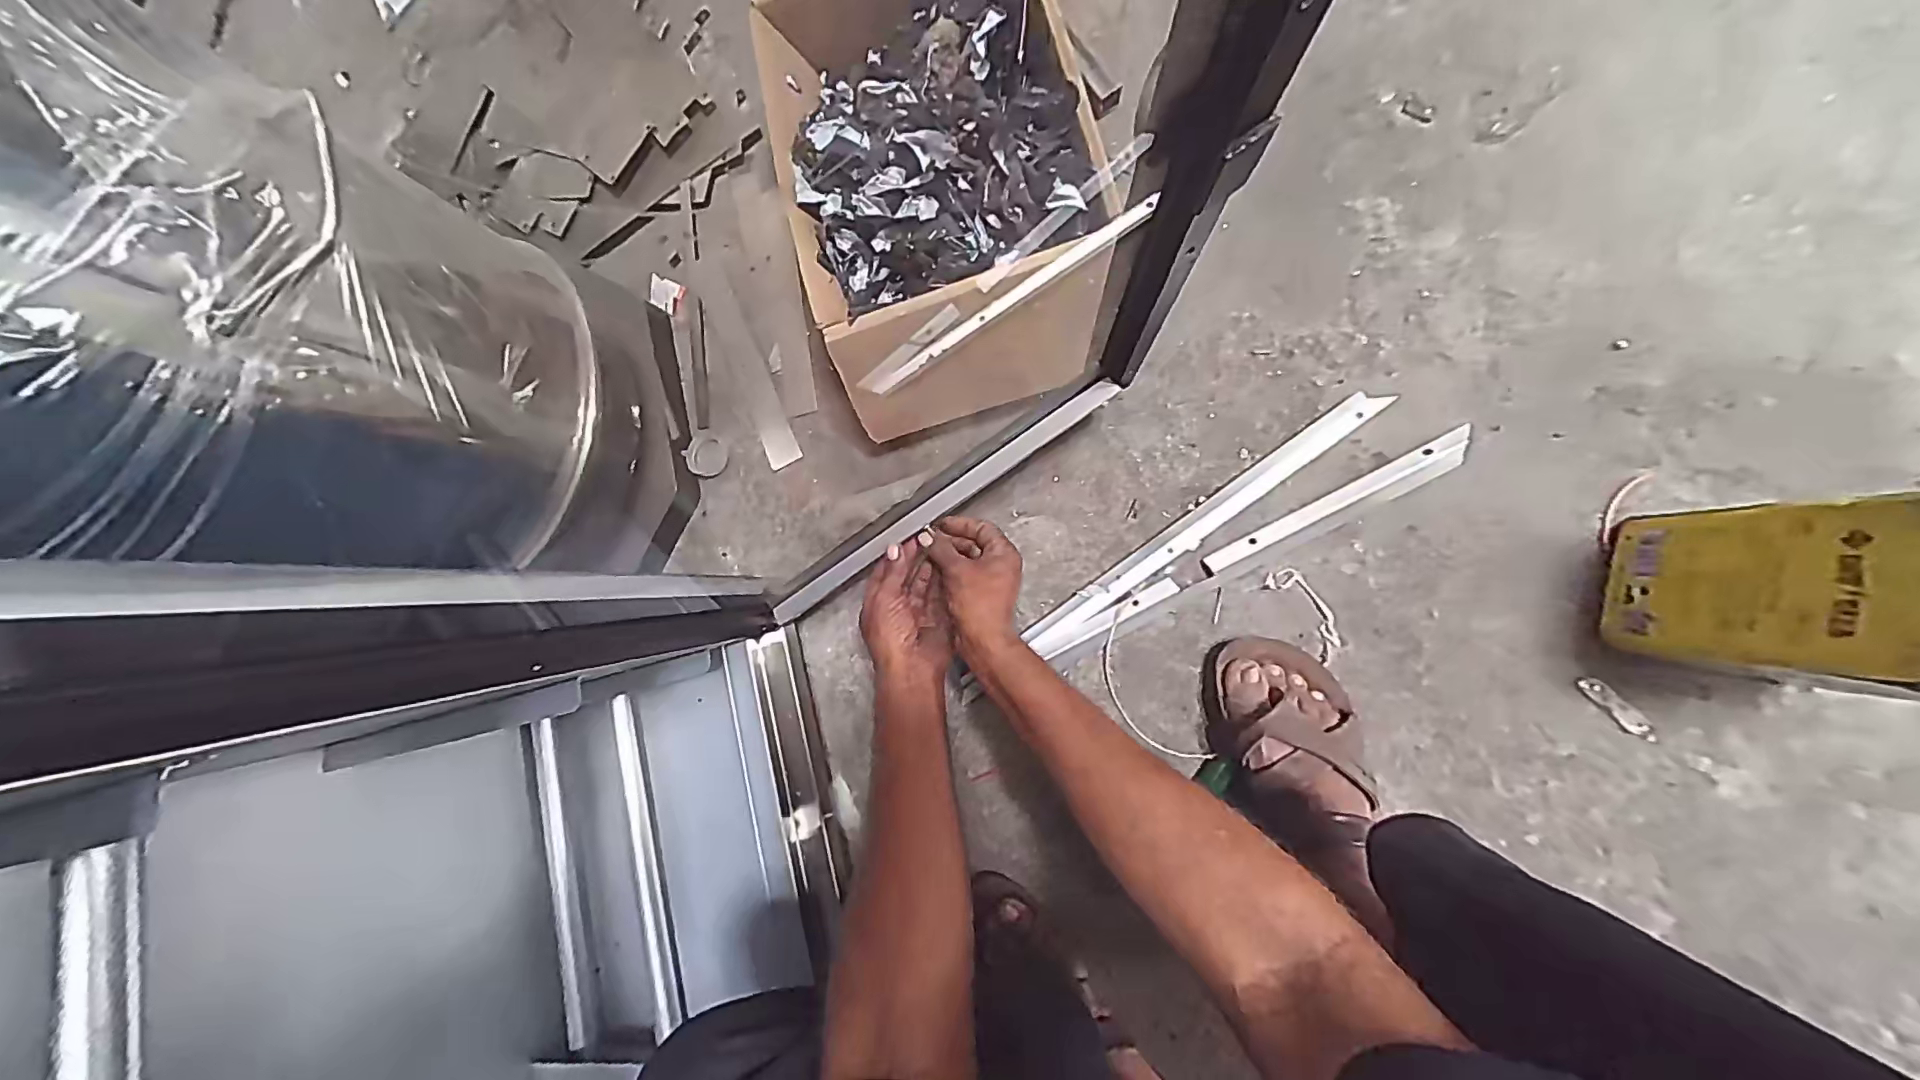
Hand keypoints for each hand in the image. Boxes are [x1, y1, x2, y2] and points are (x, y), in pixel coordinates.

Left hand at [860, 536, 952, 688]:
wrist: (912, 668)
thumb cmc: (890, 640)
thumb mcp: (884, 599)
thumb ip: (891, 573)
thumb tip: (894, 550)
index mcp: (878, 602)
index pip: (886, 572)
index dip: (897, 555)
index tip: (908, 539)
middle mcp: (898, 606)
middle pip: (907, 576)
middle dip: (915, 557)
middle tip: (926, 539)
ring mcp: (918, 612)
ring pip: (925, 583)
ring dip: (930, 566)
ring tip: (938, 548)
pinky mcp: (937, 618)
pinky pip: (941, 595)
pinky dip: (944, 581)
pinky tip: (947, 566)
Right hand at [924, 516, 1022, 663]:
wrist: (983, 640)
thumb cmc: (981, 609)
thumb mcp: (956, 570)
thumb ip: (941, 549)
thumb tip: (930, 538)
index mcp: (1004, 554)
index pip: (982, 527)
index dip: (960, 524)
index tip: (943, 524)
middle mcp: (1001, 566)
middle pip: (974, 543)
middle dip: (951, 541)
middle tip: (933, 539)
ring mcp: (992, 581)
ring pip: (967, 560)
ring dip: (948, 556)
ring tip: (931, 554)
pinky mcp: (981, 594)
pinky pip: (964, 576)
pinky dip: (950, 571)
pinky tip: (935, 571)